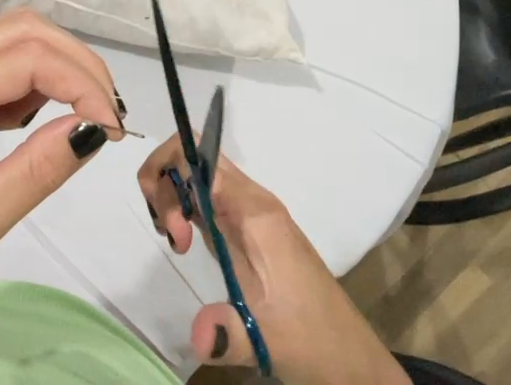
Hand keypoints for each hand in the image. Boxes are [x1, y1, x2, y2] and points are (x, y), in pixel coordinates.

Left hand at [0, 9, 126, 295]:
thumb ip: (39, 169)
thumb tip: (94, 126)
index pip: (29, 58)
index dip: (82, 83)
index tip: (114, 128)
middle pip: (27, 29)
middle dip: (79, 64)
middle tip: (108, 117)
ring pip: (18, 32)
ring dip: (62, 64)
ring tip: (87, 116)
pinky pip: (2, 51)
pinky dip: (38, 74)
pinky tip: (43, 117)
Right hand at [137, 141, 408, 384]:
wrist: (348, 357)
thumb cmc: (311, 338)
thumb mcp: (267, 338)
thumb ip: (229, 332)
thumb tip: (199, 337)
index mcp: (255, 213)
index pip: (196, 160)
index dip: (170, 187)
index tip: (176, 236)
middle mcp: (252, 200)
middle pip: (191, 154)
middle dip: (161, 182)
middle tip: (167, 232)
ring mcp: (249, 210)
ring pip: (195, 170)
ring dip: (169, 193)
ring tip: (174, 238)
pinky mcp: (246, 225)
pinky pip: (205, 192)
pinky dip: (182, 205)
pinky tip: (184, 240)